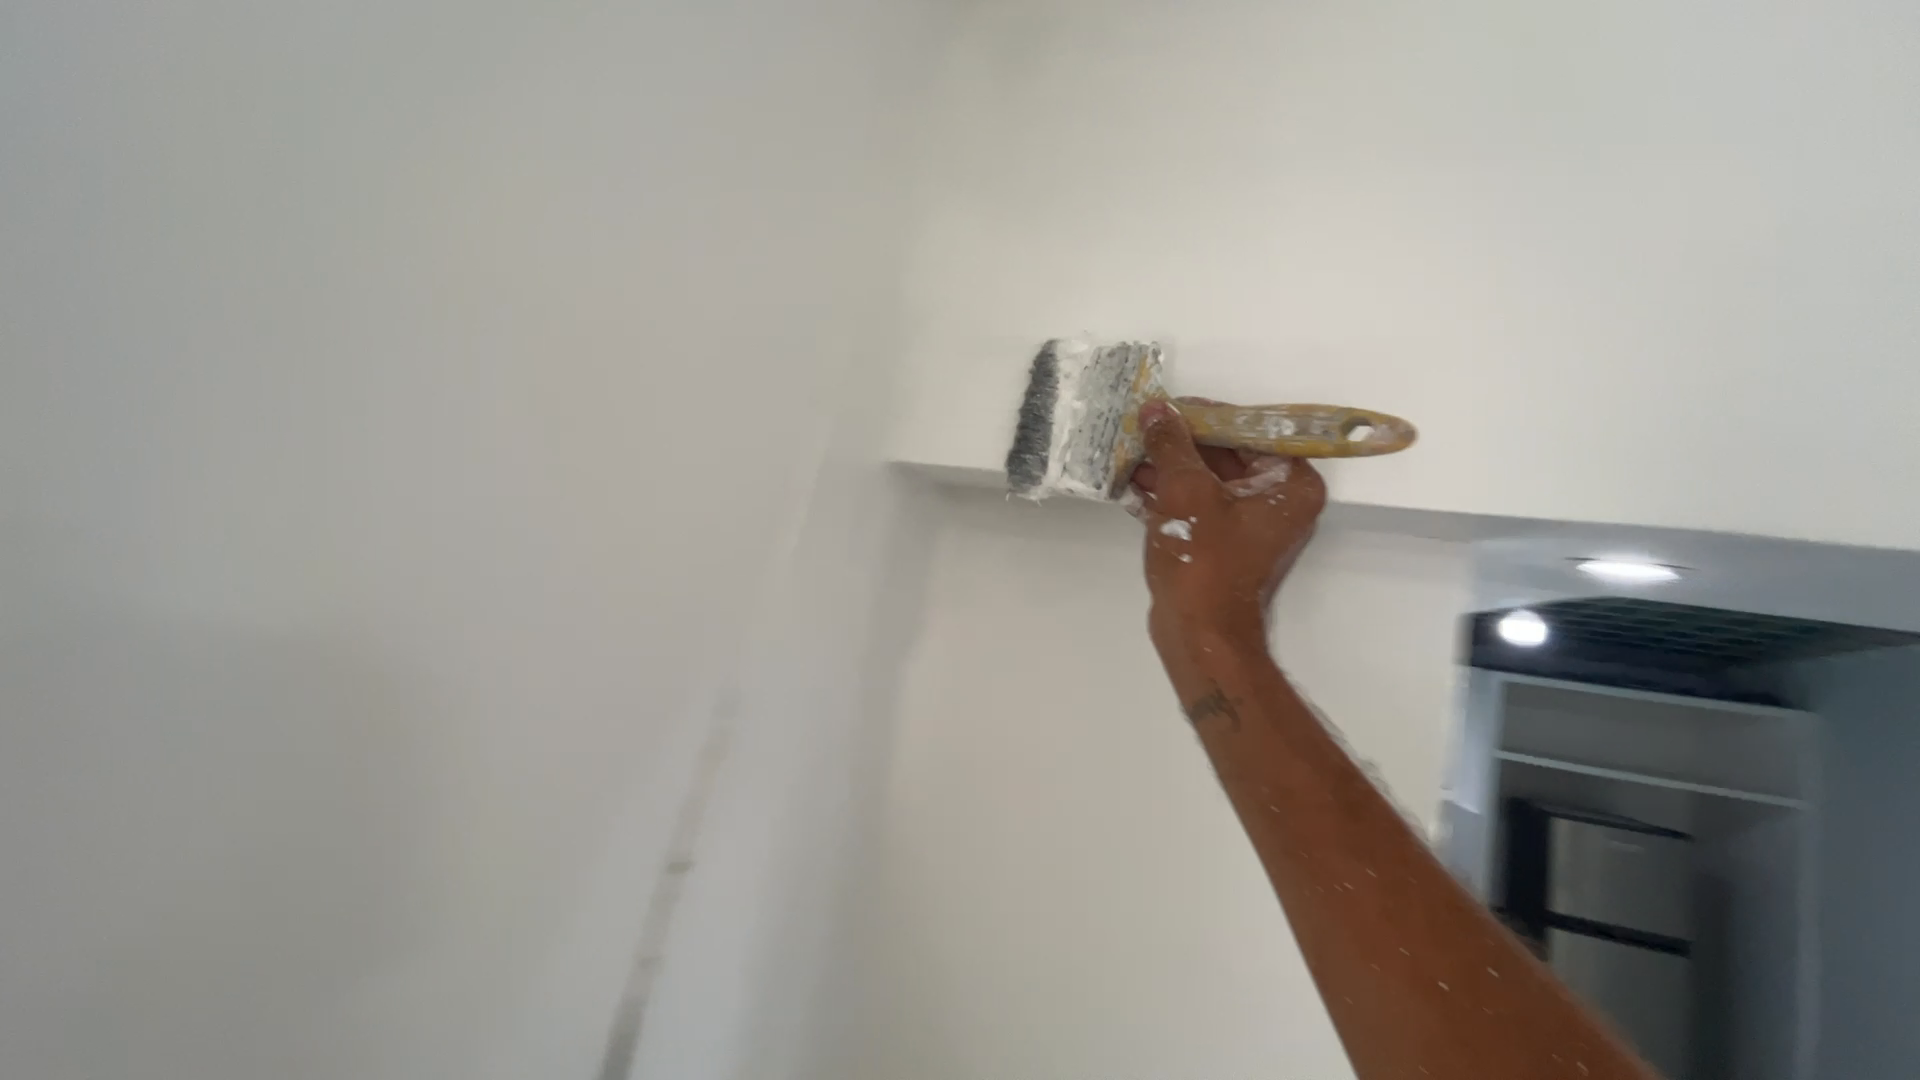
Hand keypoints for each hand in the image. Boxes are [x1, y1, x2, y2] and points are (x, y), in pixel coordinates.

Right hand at [1131, 398, 1326, 657]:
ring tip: (1128, 451)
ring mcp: (1247, 525)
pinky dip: (1166, 494)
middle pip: (1225, 455)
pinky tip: (1131, 482)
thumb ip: (1171, 445)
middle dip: (1179, 444)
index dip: (1206, 416)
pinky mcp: (1220, 544)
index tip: (1167, 409)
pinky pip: (1195, 506)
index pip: (1250, 430)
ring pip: (1205, 481)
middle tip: (1142, 427)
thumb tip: (1157, 410)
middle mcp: (1277, 501)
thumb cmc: (1203, 560)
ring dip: (1167, 467)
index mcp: (1290, 484)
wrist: (1198, 633)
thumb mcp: (1184, 492)